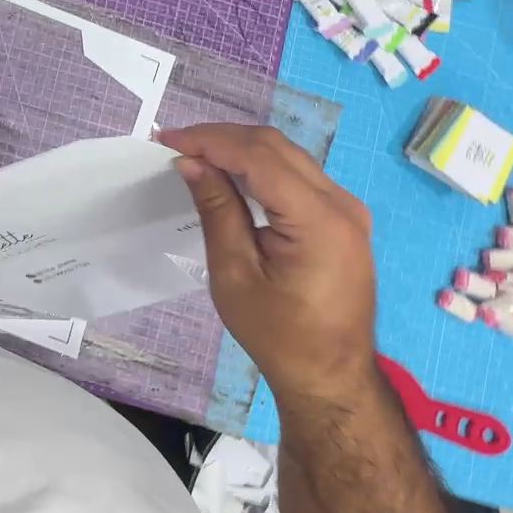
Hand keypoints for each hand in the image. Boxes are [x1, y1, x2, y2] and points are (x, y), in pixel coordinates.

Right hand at [156, 124, 379, 409]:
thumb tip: (192, 163)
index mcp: (318, 221)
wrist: (330, 374)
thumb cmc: (277, 333)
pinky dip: (257, 164)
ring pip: (286, 154)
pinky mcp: (341, 217)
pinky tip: (227, 171)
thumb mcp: (234, 273)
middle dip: (220, 137)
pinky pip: (295, 173)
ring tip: (194, 153)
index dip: (209, 141)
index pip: (258, 158)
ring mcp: (346, 209)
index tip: (166, 140)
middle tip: (174, 144)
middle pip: (274, 147)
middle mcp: (341, 205)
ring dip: (238, 147)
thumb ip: (217, 210)